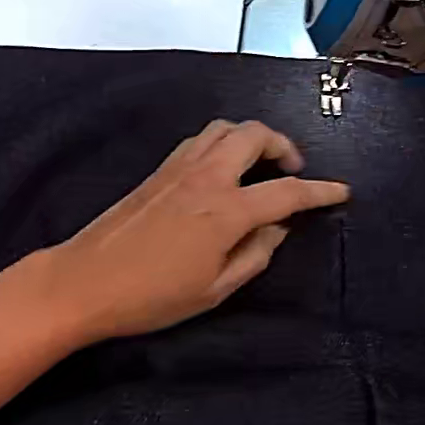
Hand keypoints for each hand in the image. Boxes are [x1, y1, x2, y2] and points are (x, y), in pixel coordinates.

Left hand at [35, 120, 348, 342]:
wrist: (82, 282)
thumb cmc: (152, 296)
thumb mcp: (215, 289)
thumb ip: (256, 255)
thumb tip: (278, 227)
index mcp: (226, 210)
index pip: (287, 192)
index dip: (320, 192)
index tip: (341, 191)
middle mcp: (208, 176)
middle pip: (256, 135)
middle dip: (284, 145)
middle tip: (292, 171)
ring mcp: (181, 166)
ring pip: (227, 128)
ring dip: (253, 138)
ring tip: (260, 165)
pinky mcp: (161, 168)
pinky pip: (203, 139)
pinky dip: (225, 143)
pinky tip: (224, 169)